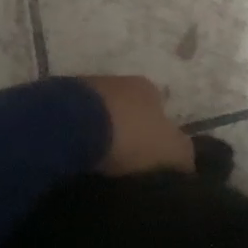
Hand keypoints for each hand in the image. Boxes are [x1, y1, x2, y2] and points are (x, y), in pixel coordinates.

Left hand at [75, 75, 193, 175]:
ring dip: (101, 133)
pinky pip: (76, 122)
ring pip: (101, 114)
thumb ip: (184, 155)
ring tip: (99, 163)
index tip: (153, 160)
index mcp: (149, 89)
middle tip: (126, 163)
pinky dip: (79, 136)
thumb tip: (189, 165)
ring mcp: (87, 89)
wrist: (71, 124)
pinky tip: (77, 155)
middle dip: (128, 132)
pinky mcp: (58, 100)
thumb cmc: (128, 134)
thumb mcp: (169, 150)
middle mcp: (120, 82)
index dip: (160, 134)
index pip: (161, 110)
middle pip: (130, 110)